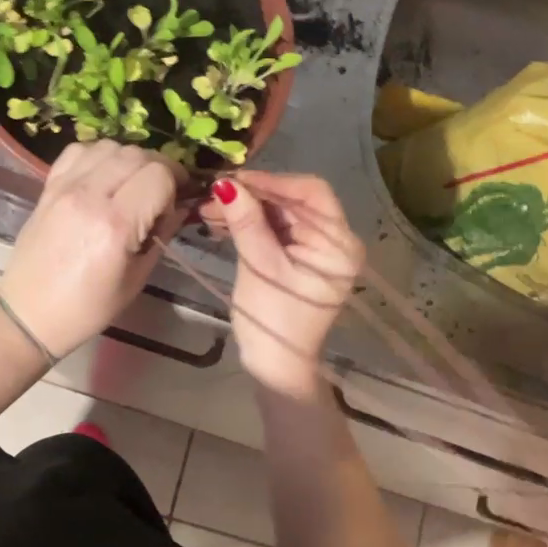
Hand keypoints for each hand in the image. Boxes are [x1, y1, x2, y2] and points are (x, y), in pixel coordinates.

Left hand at [0, 141, 185, 358]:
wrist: (29, 313)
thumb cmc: (87, 308)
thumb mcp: (136, 279)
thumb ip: (161, 236)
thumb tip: (180, 208)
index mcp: (114, 225)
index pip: (158, 175)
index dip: (176, 184)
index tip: (176, 202)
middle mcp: (88, 196)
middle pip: (137, 154)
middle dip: (158, 168)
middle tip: (161, 193)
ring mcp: (64, 188)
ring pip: (109, 146)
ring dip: (129, 159)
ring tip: (131, 184)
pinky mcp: (48, 187)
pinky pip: (78, 151)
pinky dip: (98, 156)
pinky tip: (103, 177)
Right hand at [201, 172, 363, 398]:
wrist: (275, 365)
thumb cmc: (273, 319)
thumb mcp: (259, 267)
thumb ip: (246, 223)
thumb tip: (226, 184)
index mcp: (338, 244)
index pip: (311, 193)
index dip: (272, 181)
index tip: (234, 181)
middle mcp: (336, 242)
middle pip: (295, 202)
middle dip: (253, 195)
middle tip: (214, 195)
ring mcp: (318, 251)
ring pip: (281, 214)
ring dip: (248, 209)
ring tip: (209, 210)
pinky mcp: (300, 259)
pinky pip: (277, 231)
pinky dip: (252, 224)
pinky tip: (223, 222)